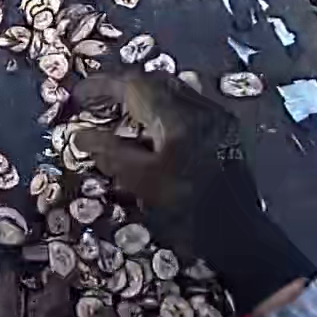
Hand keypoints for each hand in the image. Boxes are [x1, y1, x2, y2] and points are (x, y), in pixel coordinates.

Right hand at [72, 72, 314, 316]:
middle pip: (152, 81)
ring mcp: (215, 117)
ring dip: (138, 96)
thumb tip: (79, 135)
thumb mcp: (140, 181)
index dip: (100, 86)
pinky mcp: (221, 129)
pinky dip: (156, 107)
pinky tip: (144, 127)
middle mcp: (201, 108)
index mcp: (179, 118)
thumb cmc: (187, 209)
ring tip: (114, 112)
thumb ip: (108, 152)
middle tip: (92, 102)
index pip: (133, 85)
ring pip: (169, 90)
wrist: (239, 236)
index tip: (77, 96)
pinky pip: (183, 103)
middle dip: (118, 87)